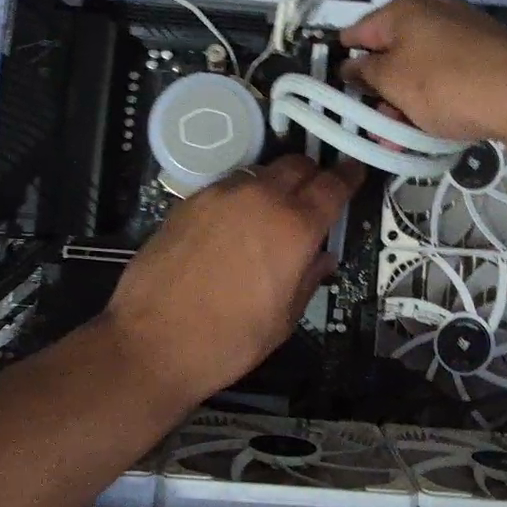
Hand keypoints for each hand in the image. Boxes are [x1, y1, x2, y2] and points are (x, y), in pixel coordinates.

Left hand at [102, 154, 363, 403]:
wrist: (153, 341)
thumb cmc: (229, 340)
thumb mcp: (284, 319)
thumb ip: (308, 278)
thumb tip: (321, 257)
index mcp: (294, 227)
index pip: (332, 186)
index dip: (348, 177)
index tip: (354, 173)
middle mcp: (260, 198)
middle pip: (297, 166)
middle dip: (312, 175)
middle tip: (316, 194)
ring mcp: (221, 194)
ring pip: (260, 172)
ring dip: (275, 184)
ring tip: (273, 212)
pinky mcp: (189, 201)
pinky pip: (228, 186)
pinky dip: (242, 196)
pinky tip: (235, 225)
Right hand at [340, 0, 506, 143]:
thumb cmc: (446, 84)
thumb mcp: (392, 81)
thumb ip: (365, 72)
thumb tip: (351, 65)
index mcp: (404, 9)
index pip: (357, 32)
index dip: (344, 62)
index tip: (337, 93)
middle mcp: (433, 12)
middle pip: (391, 52)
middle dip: (378, 91)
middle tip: (374, 125)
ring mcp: (463, 33)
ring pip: (418, 70)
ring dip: (404, 103)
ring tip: (400, 139)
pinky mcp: (486, 56)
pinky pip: (445, 78)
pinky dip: (432, 101)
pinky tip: (430, 129)